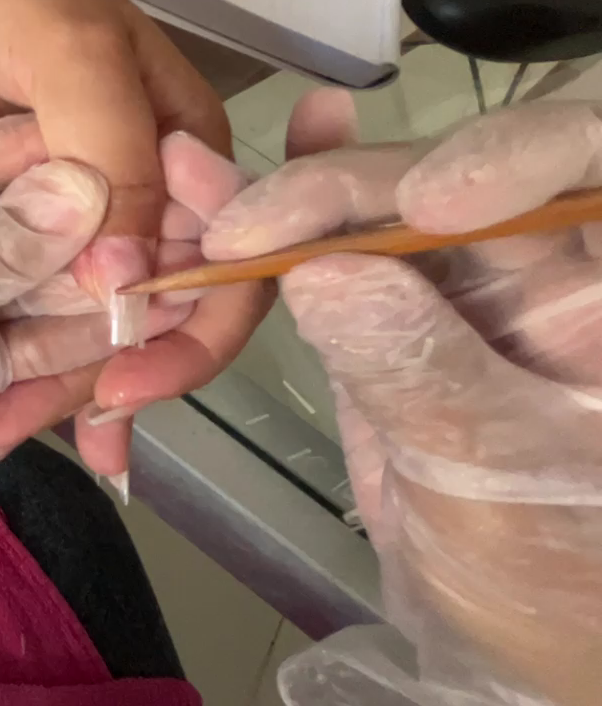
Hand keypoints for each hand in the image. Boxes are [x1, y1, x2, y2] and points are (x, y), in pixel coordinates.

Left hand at [0, 0, 267, 478]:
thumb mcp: (74, 62)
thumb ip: (111, 160)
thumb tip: (132, 276)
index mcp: (185, 155)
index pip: (217, 270)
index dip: (177, 339)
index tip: (120, 394)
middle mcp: (143, 182)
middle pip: (148, 300)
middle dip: (110, 371)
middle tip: (62, 436)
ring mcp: (80, 192)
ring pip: (87, 296)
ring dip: (61, 363)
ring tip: (14, 429)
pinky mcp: (23, 196)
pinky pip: (33, 271)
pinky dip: (21, 321)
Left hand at [0, 116, 105, 705]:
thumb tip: (82, 187)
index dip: (29, 150)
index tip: (117, 150)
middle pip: (10, 221)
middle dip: (78, 236)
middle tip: (159, 247)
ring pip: (39, 286)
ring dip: (90, 301)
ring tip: (157, 307)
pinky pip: (40, 348)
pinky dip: (77, 355)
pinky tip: (123, 361)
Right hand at [206, 98, 601, 704]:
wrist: (515, 625)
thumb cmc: (550, 569)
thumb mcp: (498, 476)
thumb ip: (421, 371)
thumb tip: (320, 270)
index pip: (596, 173)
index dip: (520, 157)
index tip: (425, 205)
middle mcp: (551, 264)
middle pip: (451, 176)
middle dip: (343, 186)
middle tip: (245, 224)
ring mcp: (463, 278)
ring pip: (374, 197)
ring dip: (288, 182)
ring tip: (196, 171)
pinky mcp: (387, 298)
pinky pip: (342, 233)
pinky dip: (305, 187)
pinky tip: (287, 134)